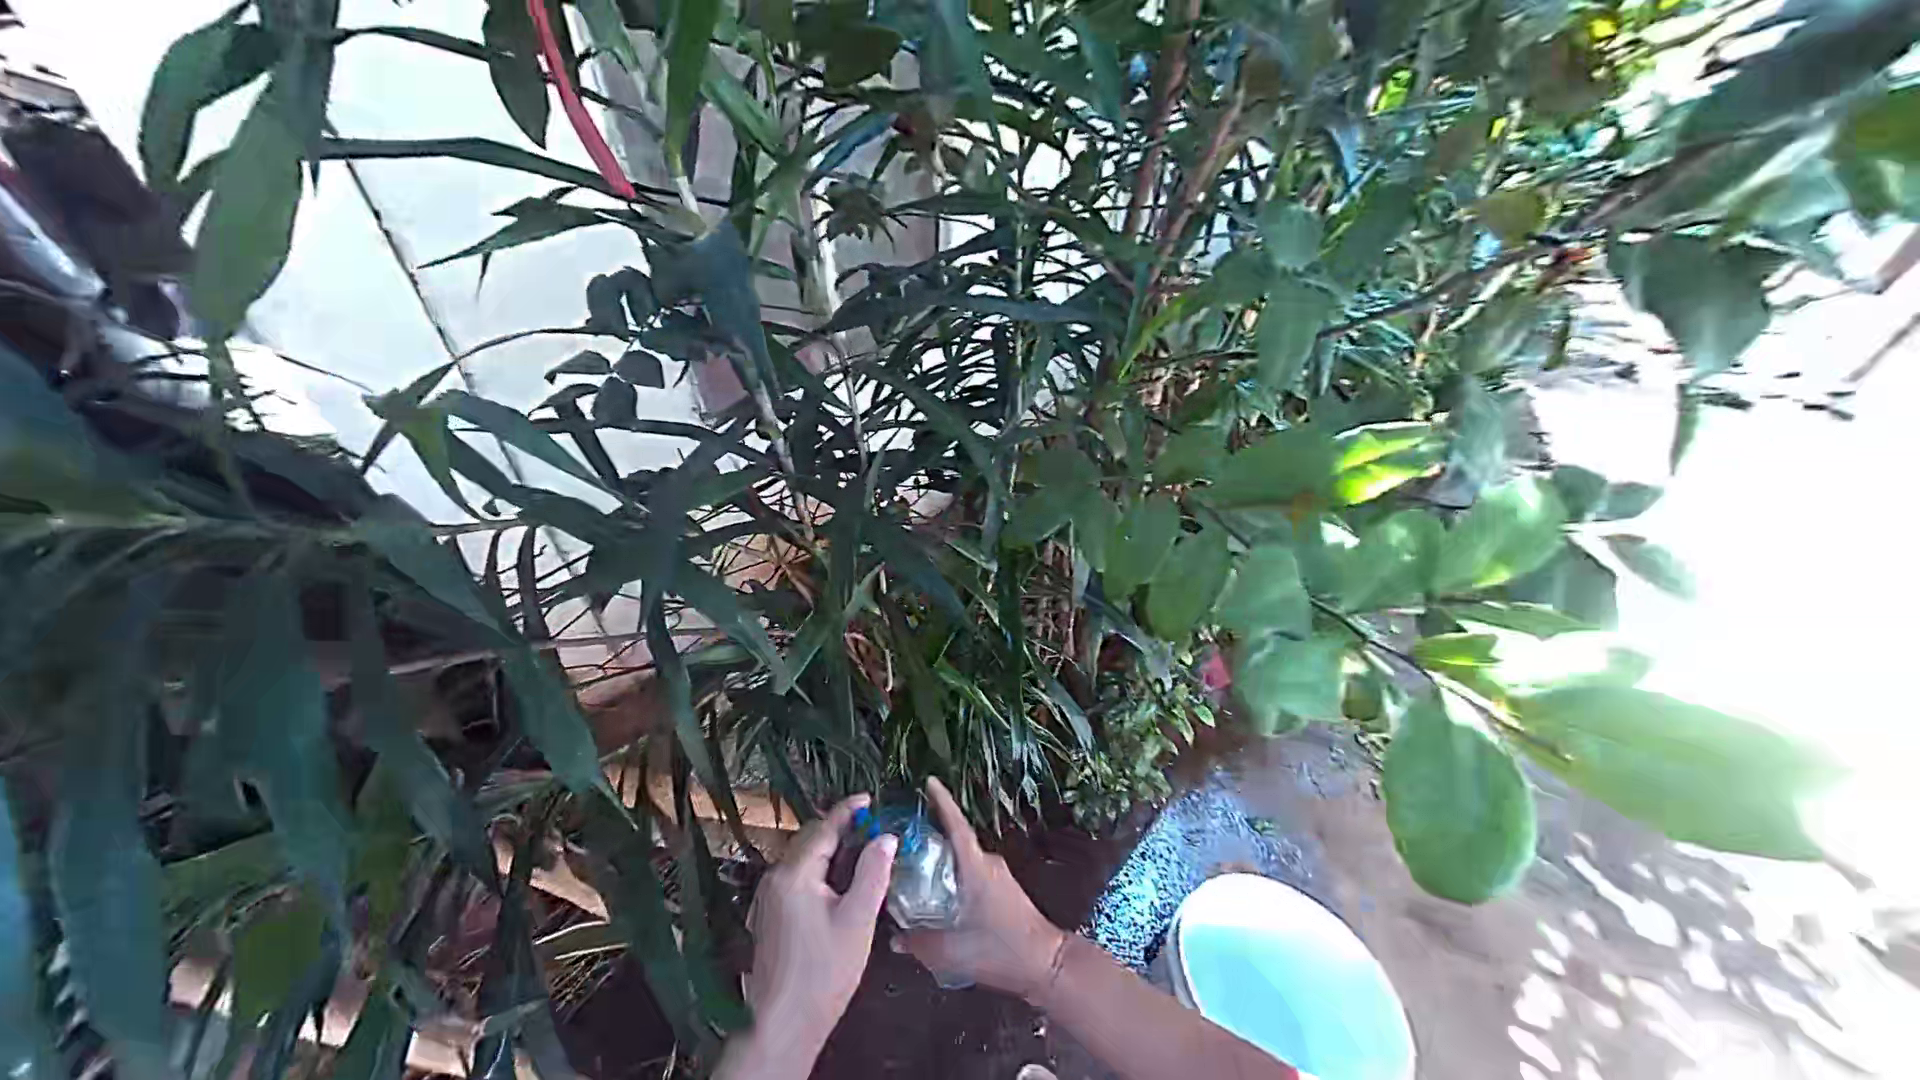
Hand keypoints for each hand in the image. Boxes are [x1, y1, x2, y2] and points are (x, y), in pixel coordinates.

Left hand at [732, 795, 895, 1067]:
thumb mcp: (857, 919)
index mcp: (795, 873)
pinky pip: (796, 877)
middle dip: (840, 828)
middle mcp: (775, 878)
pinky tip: (837, 882)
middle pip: (810, 839)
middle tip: (871, 826)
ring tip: (860, 850)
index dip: (848, 810)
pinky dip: (818, 868)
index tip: (869, 798)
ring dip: (829, 849)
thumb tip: (886, 837)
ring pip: (802, 858)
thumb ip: (873, 872)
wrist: (781, 1026)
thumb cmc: (824, 972)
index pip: (824, 828)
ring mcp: (767, 898)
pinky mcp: (768, 915)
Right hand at [893, 778, 1070, 1002]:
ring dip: (942, 860)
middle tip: (903, 838)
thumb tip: (894, 939)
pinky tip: (939, 894)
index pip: (957, 826)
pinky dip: (954, 876)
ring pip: (963, 859)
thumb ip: (919, 943)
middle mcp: (988, 864)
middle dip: (931, 836)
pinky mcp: (1002, 889)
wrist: (1045, 965)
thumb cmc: (1001, 951)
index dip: (942, 802)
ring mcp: (998, 875)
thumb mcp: (952, 952)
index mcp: (976, 867)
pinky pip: (972, 872)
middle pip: (955, 841)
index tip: (929, 781)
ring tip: (914, 868)